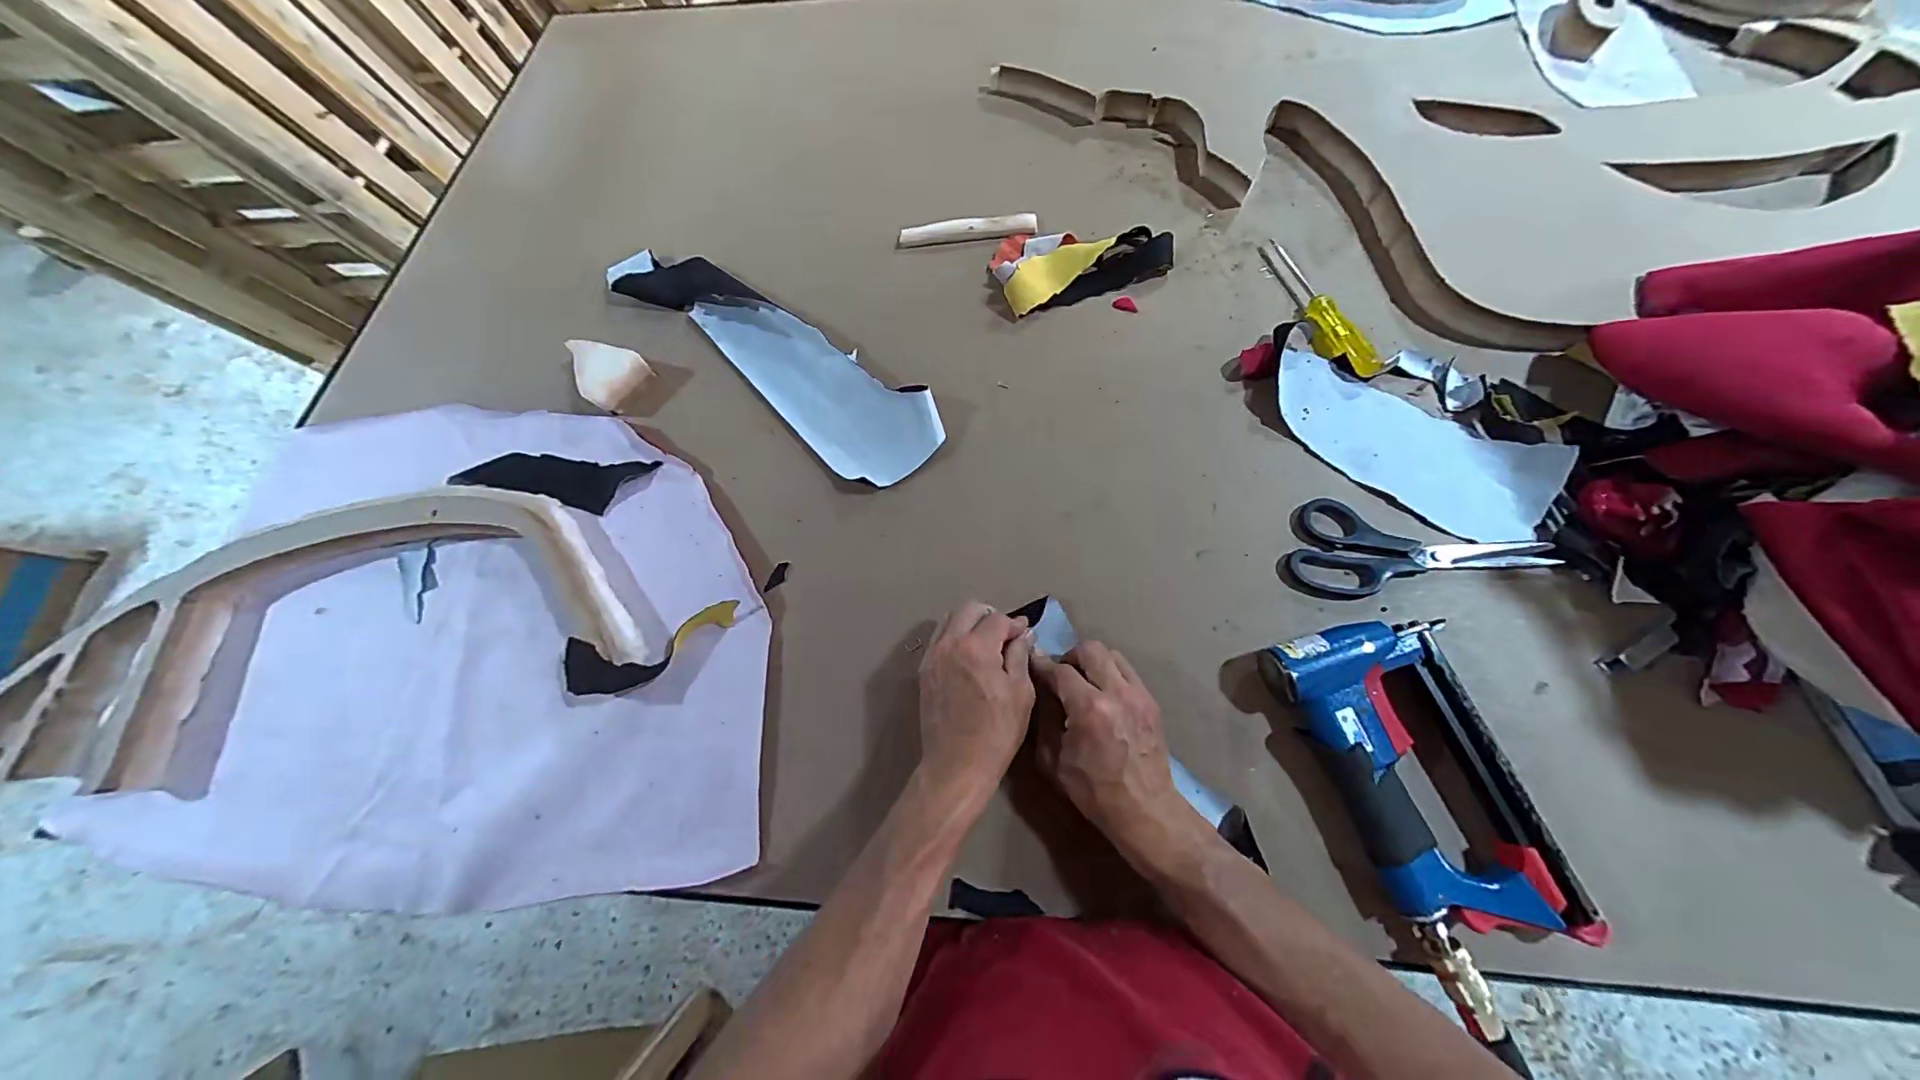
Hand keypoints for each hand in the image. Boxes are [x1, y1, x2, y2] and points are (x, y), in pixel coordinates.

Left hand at [916, 602, 1034, 799]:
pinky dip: (954, 638)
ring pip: (949, 621)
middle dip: (990, 616)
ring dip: (969, 624)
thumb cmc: (997, 732)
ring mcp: (932, 657)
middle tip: (1006, 634)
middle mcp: (948, 644)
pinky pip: (938, 640)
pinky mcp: (923, 672)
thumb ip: (1020, 657)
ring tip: (987, 644)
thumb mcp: (1020, 693)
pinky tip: (969, 657)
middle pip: (968, 610)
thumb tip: (1023, 635)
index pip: (997, 619)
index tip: (1026, 633)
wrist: (957, 764)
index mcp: (975, 647)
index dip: (1015, 624)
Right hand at [1033, 642, 1187, 843]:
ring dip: (1092, 663)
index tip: (1031, 664)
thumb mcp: (1053, 760)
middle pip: (1089, 649)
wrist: (1145, 810)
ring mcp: (1139, 695)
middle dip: (1069, 657)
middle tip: (1060, 675)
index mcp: (1089, 708)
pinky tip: (1103, 696)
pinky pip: (1127, 672)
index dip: (1041, 665)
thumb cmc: (1093, 791)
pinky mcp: (1151, 702)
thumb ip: (1045, 717)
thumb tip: (1040, 688)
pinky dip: (1111, 675)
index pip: (1060, 670)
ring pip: (1112, 655)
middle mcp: (1117, 693)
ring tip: (1083, 683)